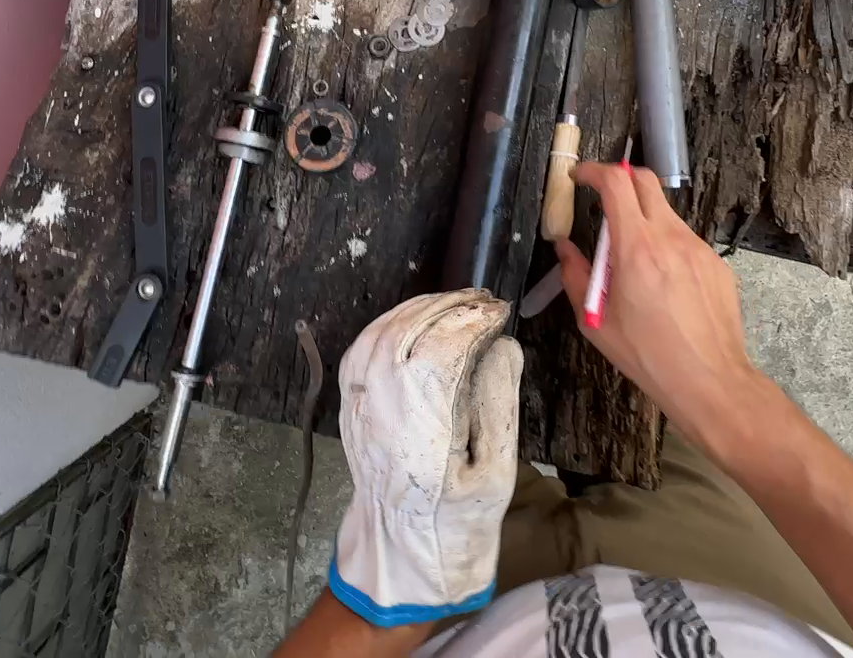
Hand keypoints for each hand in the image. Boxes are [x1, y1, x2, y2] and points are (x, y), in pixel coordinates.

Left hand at [329, 289, 521, 626]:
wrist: (402, 552)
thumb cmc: (459, 518)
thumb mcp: (498, 474)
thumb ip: (499, 405)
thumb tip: (501, 345)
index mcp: (421, 437)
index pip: (439, 352)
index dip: (470, 321)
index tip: (500, 312)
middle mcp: (380, 413)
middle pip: (407, 333)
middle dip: (450, 307)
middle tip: (485, 300)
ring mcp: (358, 406)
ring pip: (382, 331)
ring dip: (422, 307)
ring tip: (460, 302)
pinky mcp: (351, 403)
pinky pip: (365, 344)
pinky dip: (394, 319)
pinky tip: (421, 316)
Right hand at [554, 162, 771, 445]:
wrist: (711, 382)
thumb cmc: (647, 355)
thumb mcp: (595, 321)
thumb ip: (575, 276)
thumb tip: (565, 248)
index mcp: (636, 248)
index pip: (617, 183)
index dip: (595, 171)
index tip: (580, 178)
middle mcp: (670, 238)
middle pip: (645, 181)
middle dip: (619, 180)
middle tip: (601, 199)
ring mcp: (698, 248)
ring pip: (666, 213)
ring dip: (643, 219)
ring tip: (632, 260)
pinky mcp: (716, 263)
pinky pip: (685, 240)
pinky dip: (666, 245)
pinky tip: (663, 284)